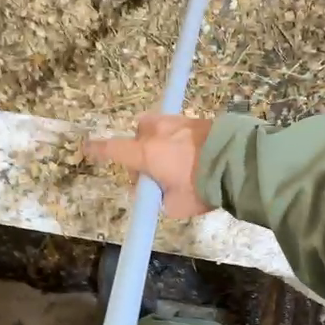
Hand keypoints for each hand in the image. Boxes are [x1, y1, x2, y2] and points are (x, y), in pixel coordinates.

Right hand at [84, 114, 214, 217]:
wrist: (238, 160)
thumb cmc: (201, 186)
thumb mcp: (176, 206)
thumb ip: (162, 199)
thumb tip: (165, 193)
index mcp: (145, 153)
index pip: (113, 150)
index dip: (98, 150)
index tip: (86, 147)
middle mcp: (156, 132)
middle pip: (137, 136)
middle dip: (140, 151)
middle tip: (153, 173)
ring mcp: (177, 122)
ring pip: (157, 128)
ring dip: (159, 142)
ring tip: (175, 162)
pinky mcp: (196, 119)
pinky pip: (177, 128)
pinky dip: (178, 140)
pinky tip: (193, 155)